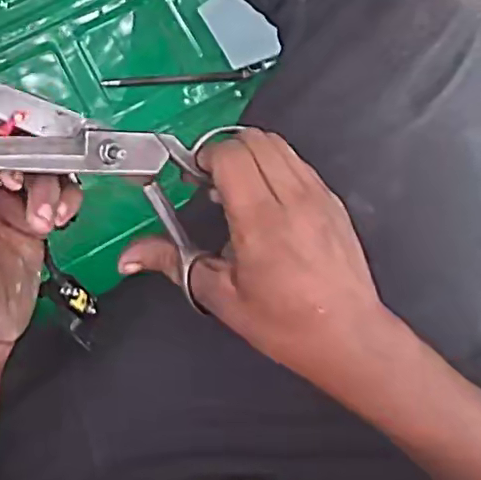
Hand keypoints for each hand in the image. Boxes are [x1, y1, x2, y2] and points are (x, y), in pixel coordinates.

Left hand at [0, 123, 80, 358]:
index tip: (17, 160)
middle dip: (31, 165)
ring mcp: (7, 200)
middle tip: (31, 192)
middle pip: (13, 147)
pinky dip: (66, 198)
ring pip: (40, 166)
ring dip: (51, 187)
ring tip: (46, 219)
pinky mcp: (32, 216)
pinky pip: (58, 189)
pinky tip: (59, 219)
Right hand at [118, 128, 403, 392]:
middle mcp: (292, 200)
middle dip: (223, 150)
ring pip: (277, 144)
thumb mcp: (219, 296)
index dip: (204, 156)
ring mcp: (318, 196)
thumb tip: (128, 257)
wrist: (352, 340)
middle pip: (253, 139)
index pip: (230, 155)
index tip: (194, 177)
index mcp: (261, 222)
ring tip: (236, 185)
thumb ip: (171, 263)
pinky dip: (274, 164)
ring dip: (249, 153)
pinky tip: (265, 196)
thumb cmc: (285, 324)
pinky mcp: (333, 201)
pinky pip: (297, 161)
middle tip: (210, 178)